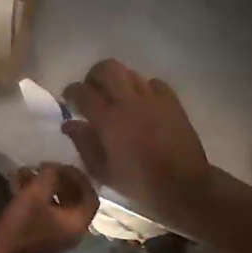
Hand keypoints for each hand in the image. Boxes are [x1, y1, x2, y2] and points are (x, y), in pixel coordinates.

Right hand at [0, 163, 98, 252]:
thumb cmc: (20, 227)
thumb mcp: (34, 195)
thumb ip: (50, 176)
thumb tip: (53, 167)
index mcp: (77, 223)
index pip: (89, 196)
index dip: (79, 178)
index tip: (63, 165)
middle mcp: (72, 231)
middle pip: (75, 200)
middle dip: (62, 181)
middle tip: (48, 167)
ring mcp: (57, 235)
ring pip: (58, 205)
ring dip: (48, 188)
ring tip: (31, 172)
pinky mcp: (42, 236)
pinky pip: (47, 213)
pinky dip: (39, 198)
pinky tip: (21, 184)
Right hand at [63, 59, 211, 223]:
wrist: (183, 183)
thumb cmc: (138, 181)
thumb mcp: (102, 170)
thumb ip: (83, 143)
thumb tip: (69, 124)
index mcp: (109, 119)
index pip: (83, 92)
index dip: (71, 92)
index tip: (68, 99)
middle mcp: (129, 101)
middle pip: (107, 68)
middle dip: (94, 76)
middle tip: (91, 91)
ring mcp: (153, 98)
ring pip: (130, 73)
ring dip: (118, 81)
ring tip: (116, 98)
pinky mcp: (172, 101)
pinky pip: (153, 83)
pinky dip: (142, 88)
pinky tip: (141, 104)